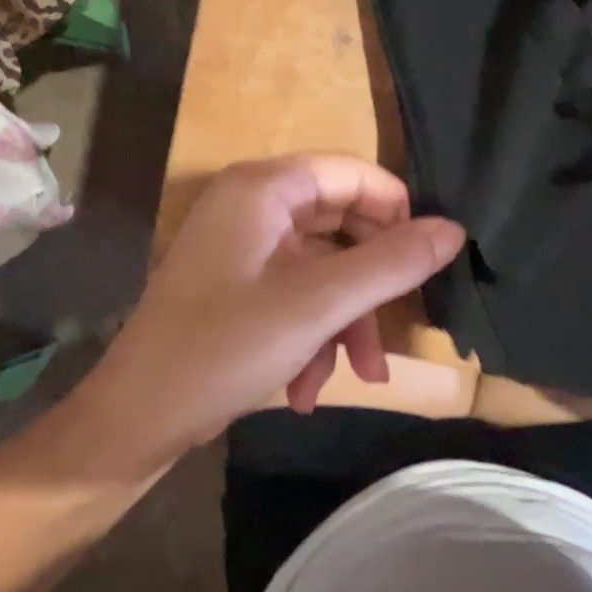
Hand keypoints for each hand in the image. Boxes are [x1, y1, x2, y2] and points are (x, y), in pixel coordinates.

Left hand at [81, 154, 464, 452]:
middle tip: (403, 326)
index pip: (351, 173)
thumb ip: (389, 265)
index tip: (430, 259)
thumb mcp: (317, 306)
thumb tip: (455, 230)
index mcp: (263, 189)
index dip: (397, 211)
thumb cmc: (223, 348)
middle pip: (341, 223)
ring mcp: (242, 249)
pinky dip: (312, 336)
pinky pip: (295, 296)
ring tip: (361, 378)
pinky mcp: (237, 288)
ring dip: (345, 323)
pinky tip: (307, 390)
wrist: (136, 418)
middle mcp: (251, 207)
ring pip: (323, 269)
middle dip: (371, 283)